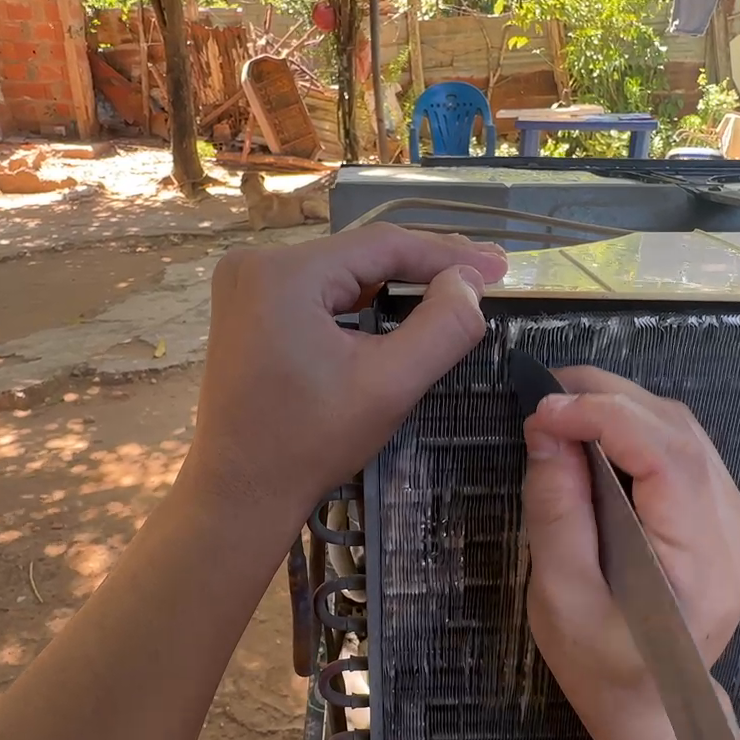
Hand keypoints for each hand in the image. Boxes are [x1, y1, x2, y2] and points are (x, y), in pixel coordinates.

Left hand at [182, 223, 507, 524]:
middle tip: (484, 276)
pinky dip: (360, 303)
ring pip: (341, 274)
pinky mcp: (247, 311)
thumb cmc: (310, 443)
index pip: (382, 246)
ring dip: (394, 285)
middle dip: (423, 268)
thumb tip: (470, 283)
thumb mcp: (387, 386)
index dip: (447, 254)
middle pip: (360, 256)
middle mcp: (256, 264)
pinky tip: (397, 308)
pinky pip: (318, 293)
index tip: (500, 266)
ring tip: (450, 290)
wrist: (240, 493)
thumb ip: (440, 329)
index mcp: (284, 272)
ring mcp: (245, 286)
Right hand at [521, 367, 739, 739]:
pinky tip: (599, 436)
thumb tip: (546, 430)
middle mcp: (738, 533)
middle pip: (680, 433)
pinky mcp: (728, 518)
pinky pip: (684, 452)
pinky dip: (636, 430)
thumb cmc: (599, 663)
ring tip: (566, 410)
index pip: (666, 456)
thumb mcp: (560, 595)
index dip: (604, 415)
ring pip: (684, 433)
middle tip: (547, 393)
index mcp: (705, 563)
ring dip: (622, 408)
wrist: (653, 704)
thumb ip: (556, 511)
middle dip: (610, 398)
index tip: (544, 407)